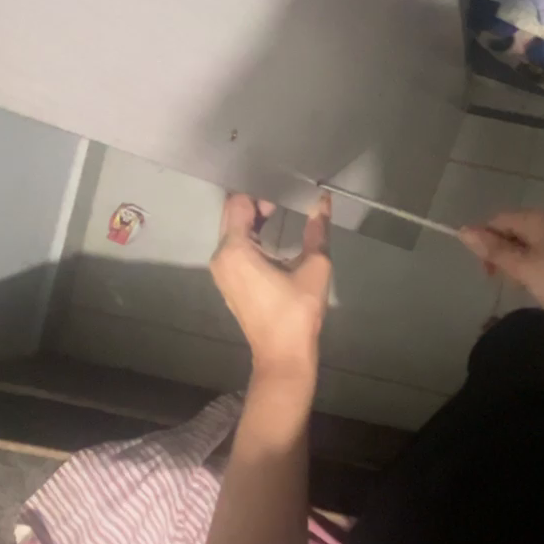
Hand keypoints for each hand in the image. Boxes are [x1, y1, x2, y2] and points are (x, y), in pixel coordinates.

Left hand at [210, 192, 331, 378]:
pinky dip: (250, 236)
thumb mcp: (315, 267)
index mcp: (235, 249)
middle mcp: (221, 257)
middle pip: (232, 215)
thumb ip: (318, 229)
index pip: (238, 203)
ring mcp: (222, 271)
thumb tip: (323, 200)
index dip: (259, 191)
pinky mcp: (228, 282)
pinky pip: (235, 248)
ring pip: (232, 231)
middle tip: (285, 197)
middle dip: (256, 203)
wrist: (283, 355)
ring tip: (282, 212)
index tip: (282, 189)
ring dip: (253, 220)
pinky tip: (273, 236)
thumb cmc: (298, 311)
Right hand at [457, 209, 543, 337]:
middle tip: (509, 285)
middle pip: (515, 230)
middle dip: (504, 255)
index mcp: (538, 218)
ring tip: (530, 290)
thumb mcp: (526, 270)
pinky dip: (543, 270)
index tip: (489, 275)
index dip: (485, 244)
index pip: (497, 220)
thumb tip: (463, 229)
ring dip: (523, 265)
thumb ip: (495, 251)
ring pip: (533, 245)